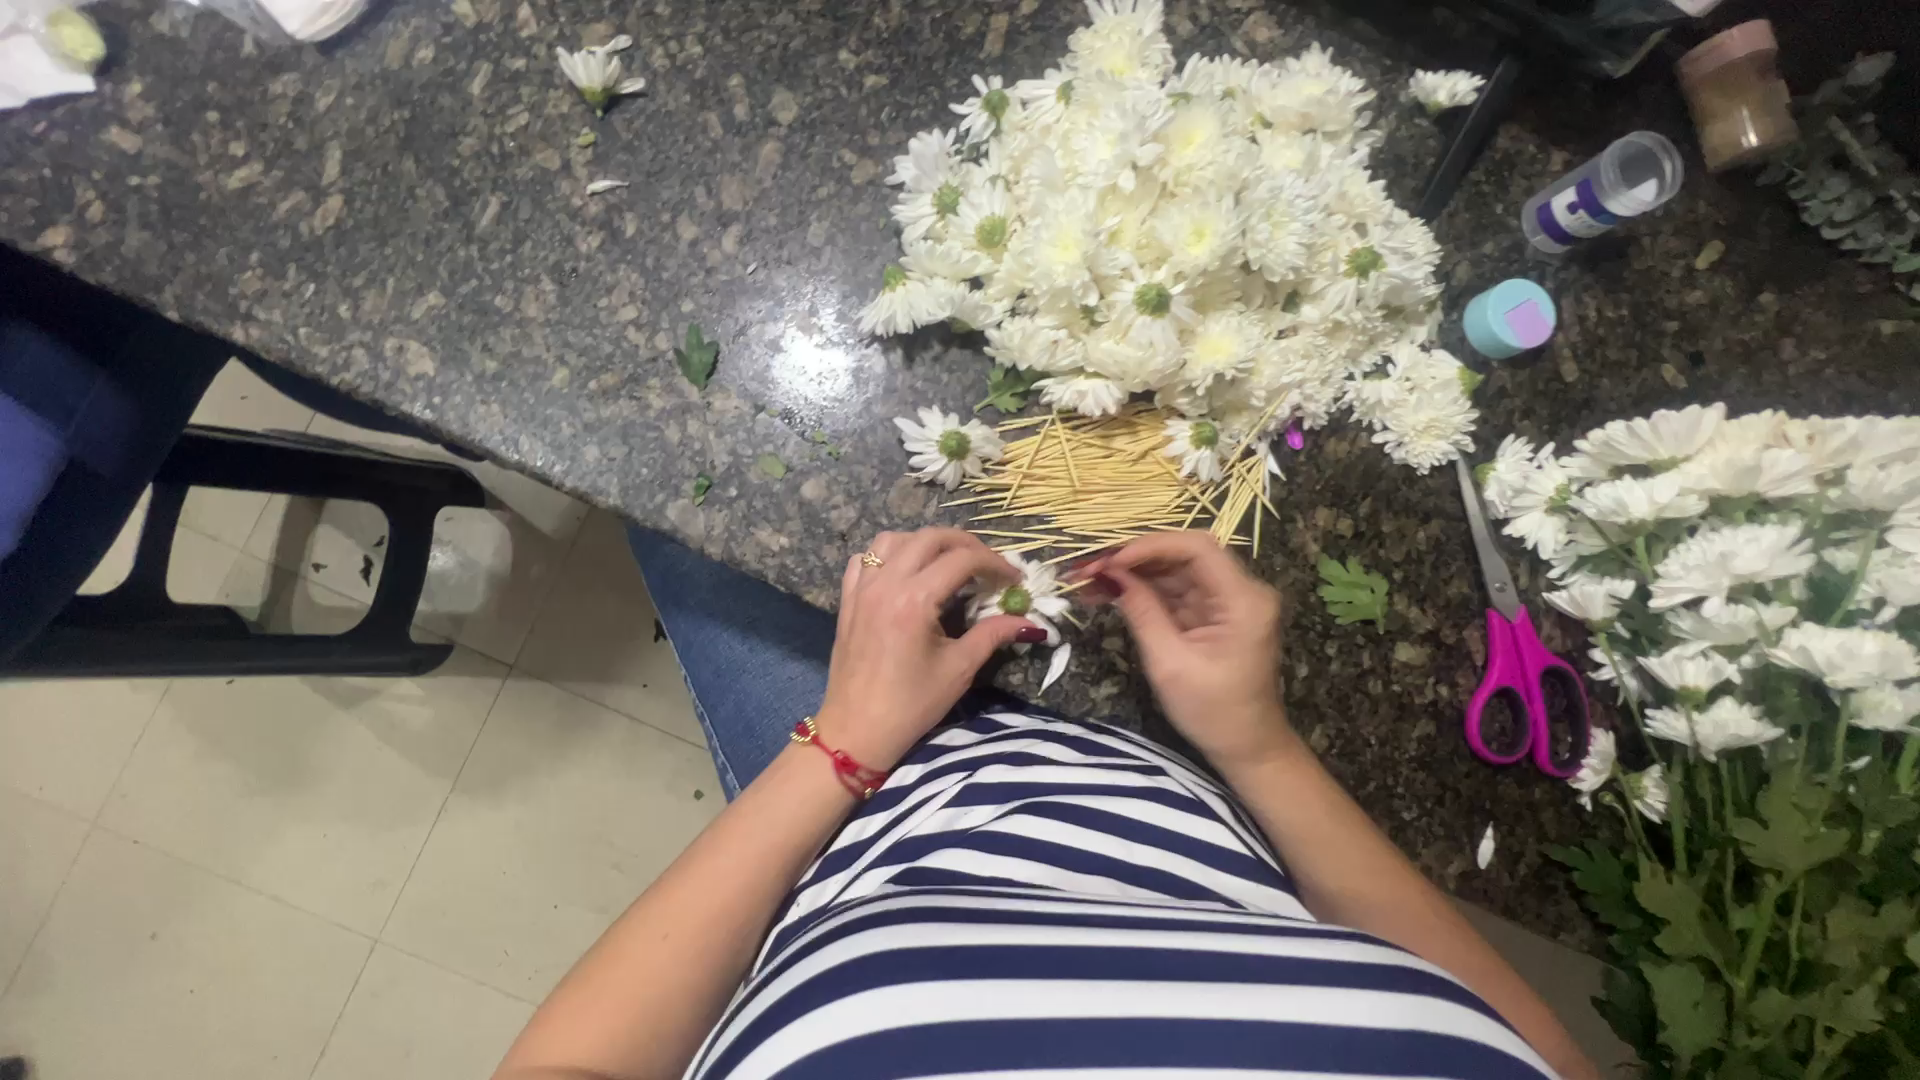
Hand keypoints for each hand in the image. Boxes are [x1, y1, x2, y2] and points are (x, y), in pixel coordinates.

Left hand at [814, 528, 1042, 769]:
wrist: (856, 731)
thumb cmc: (910, 705)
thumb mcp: (958, 669)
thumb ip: (992, 635)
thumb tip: (1029, 621)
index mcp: (914, 600)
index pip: (962, 560)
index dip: (994, 563)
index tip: (1014, 578)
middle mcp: (885, 584)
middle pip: (929, 538)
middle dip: (965, 544)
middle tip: (988, 564)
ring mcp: (861, 589)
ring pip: (893, 540)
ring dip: (925, 543)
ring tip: (947, 563)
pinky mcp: (847, 600)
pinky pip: (865, 559)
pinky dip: (888, 556)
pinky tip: (904, 573)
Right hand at [1078, 531, 1293, 767]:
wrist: (1245, 747)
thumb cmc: (1212, 712)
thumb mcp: (1170, 663)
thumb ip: (1141, 612)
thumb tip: (1110, 574)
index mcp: (1243, 600)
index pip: (1197, 548)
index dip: (1150, 546)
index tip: (1111, 561)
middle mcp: (1239, 591)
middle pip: (1182, 554)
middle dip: (1134, 558)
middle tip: (1088, 569)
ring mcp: (1225, 601)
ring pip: (1173, 569)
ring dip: (1131, 572)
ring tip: (1088, 581)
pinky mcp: (1210, 612)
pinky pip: (1173, 589)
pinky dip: (1141, 589)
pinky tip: (1107, 593)